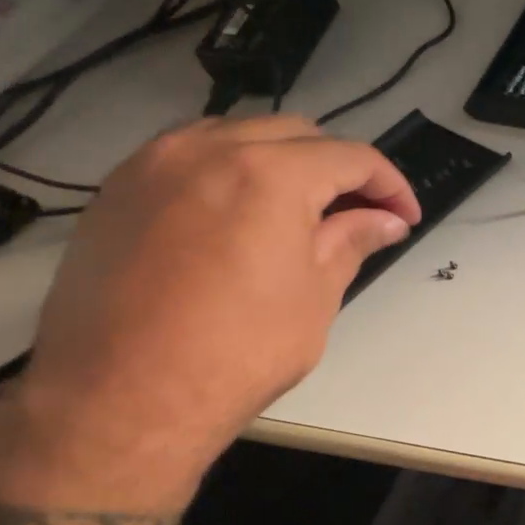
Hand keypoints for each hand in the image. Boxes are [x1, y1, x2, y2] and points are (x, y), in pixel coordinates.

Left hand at [0, 116, 417, 508]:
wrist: (126, 390)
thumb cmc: (241, 346)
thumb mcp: (317, 293)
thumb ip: (351, 241)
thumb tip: (384, 221)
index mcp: (268, 175)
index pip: (349, 157)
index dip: (391, 185)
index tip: (406, 217)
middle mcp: (206, 152)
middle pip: (294, 134)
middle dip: (338, 167)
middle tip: (364, 213)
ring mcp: (152, 167)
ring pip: (237, 136)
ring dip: (283, 162)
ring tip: (306, 212)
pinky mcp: (118, 192)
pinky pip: (190, 157)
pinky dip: (231, 172)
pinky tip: (247, 216)